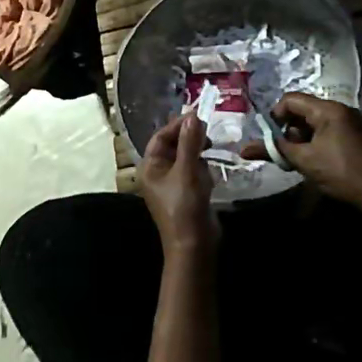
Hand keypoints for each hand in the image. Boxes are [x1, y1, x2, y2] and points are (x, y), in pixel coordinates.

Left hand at [139, 113, 218, 253]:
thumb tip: (193, 116)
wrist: (194, 245)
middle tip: (209, 131)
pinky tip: (211, 166)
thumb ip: (190, 142)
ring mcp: (173, 183)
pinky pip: (193, 170)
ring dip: (197, 150)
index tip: (199, 117)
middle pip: (173, 145)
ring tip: (212, 147)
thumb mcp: (187, 171)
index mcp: (150, 166)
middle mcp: (158, 173)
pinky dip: (202, 165)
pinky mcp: (187, 192)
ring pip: (185, 157)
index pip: (161, 136)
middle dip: (189, 137)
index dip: (178, 125)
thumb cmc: (184, 206)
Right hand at [240, 93, 361, 216]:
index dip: (275, 116)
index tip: (271, 138)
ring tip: (300, 160)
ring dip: (301, 138)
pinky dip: (315, 142)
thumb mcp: (304, 161)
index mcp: (328, 109)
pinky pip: (327, 130)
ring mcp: (350, 121)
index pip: (290, 100)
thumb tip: (243, 149)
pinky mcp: (355, 134)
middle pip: (302, 109)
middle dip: (288, 129)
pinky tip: (316, 162)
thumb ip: (274, 150)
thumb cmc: (343, 173)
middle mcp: (339, 109)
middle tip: (286, 152)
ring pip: (314, 121)